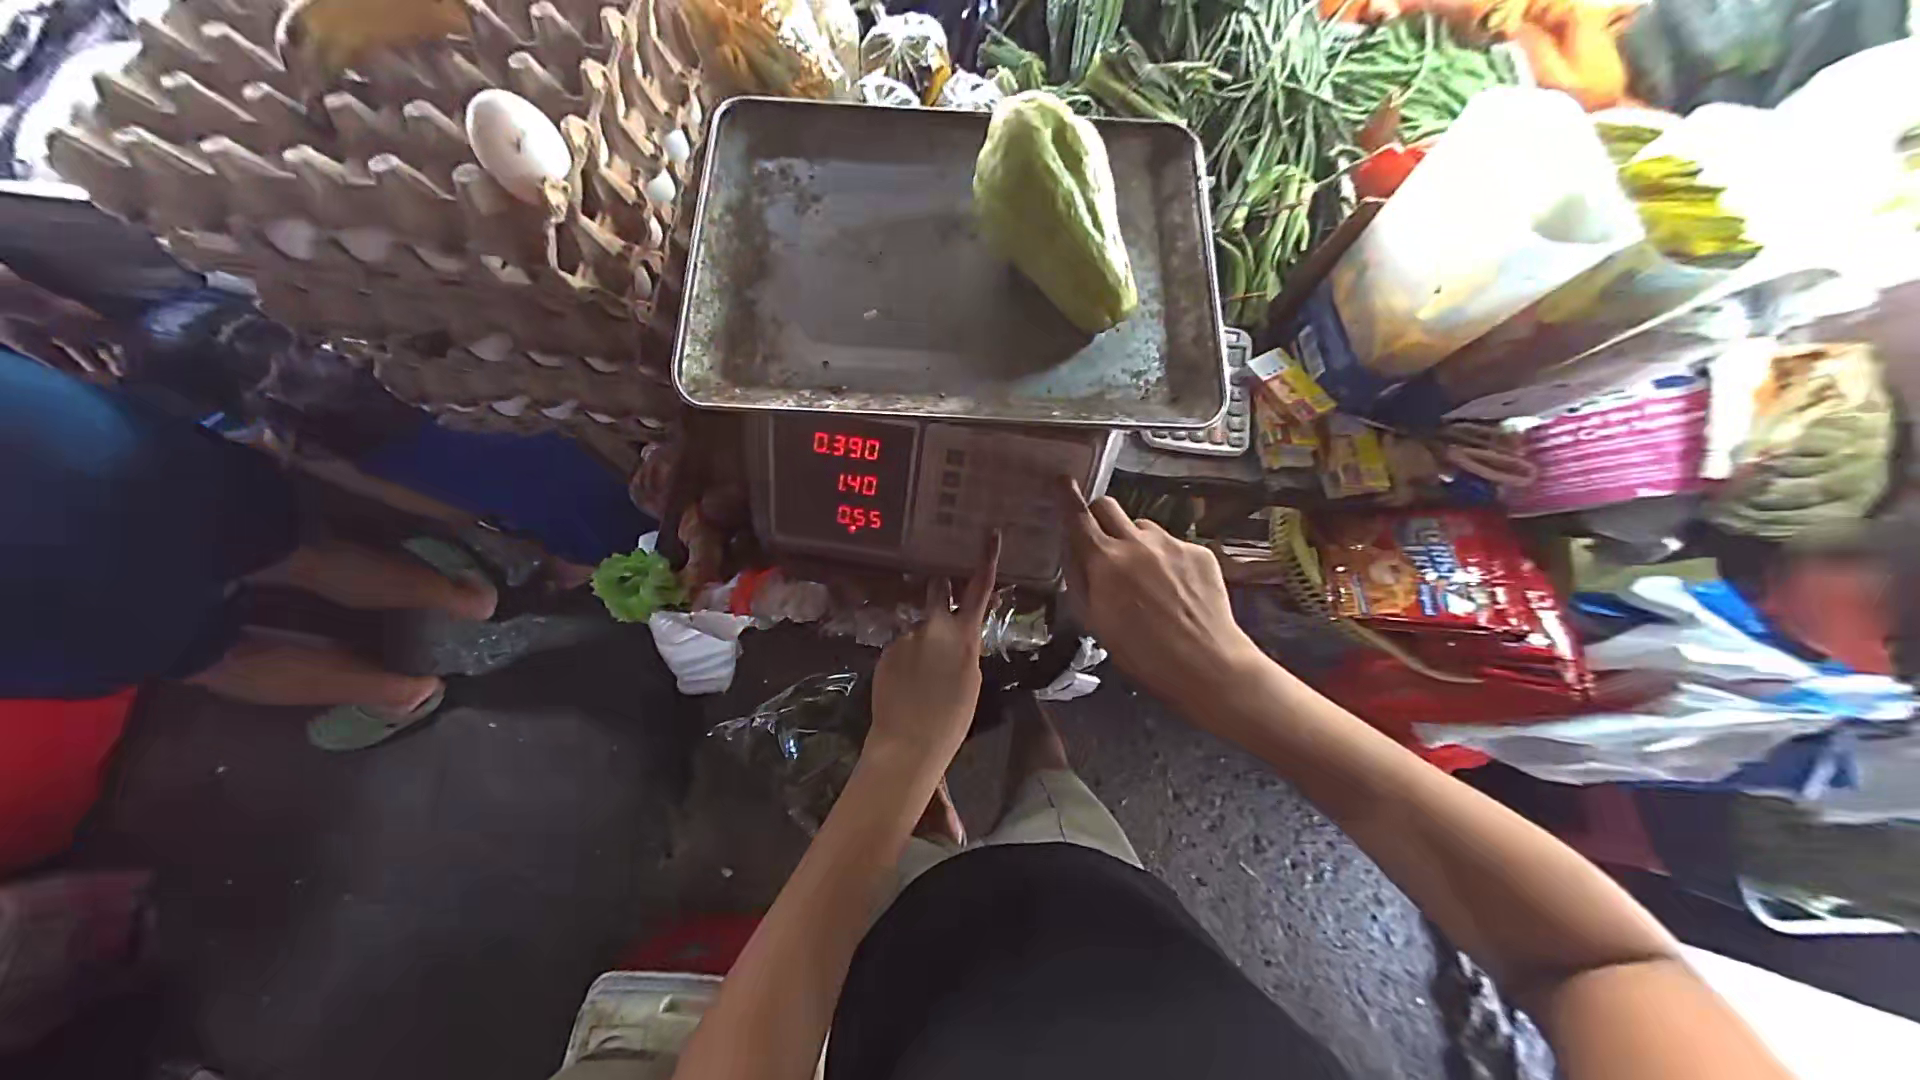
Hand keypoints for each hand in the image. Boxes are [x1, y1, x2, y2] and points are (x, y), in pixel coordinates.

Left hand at [866, 531, 1001, 775]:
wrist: (908, 742)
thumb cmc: (951, 718)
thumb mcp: (971, 680)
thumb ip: (965, 650)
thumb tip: (957, 638)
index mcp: (963, 635)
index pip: (978, 589)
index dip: (987, 560)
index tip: (990, 535)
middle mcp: (933, 627)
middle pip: (937, 591)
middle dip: (940, 589)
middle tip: (942, 594)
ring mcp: (906, 636)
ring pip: (919, 629)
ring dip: (923, 642)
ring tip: (922, 677)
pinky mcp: (886, 649)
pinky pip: (901, 647)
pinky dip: (906, 659)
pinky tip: (907, 684)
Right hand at [1059, 479, 1268, 713]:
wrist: (1205, 664)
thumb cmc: (1140, 652)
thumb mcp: (1094, 621)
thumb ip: (1078, 579)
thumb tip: (1072, 550)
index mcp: (1104, 561)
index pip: (1078, 517)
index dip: (1066, 497)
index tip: (1062, 480)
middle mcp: (1136, 543)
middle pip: (1108, 505)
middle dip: (1098, 515)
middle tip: (1101, 539)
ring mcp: (1171, 544)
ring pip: (1141, 526)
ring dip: (1134, 541)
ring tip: (1144, 578)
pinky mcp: (1199, 552)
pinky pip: (1172, 544)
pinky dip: (1166, 559)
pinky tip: (1174, 589)